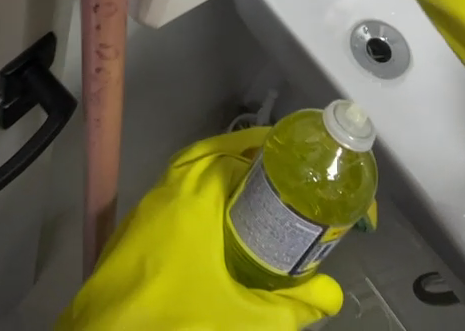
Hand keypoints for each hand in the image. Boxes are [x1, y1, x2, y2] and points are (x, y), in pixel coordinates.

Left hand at [57, 128, 343, 330]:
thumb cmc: (177, 321)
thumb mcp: (244, 319)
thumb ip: (293, 306)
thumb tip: (330, 292)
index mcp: (193, 196)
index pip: (231, 152)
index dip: (262, 150)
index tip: (290, 158)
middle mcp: (166, 191)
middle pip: (207, 155)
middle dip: (241, 157)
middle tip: (277, 173)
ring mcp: (145, 210)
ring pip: (186, 174)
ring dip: (218, 176)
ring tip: (254, 197)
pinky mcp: (133, 232)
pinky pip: (172, 197)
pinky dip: (198, 197)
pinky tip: (217, 226)